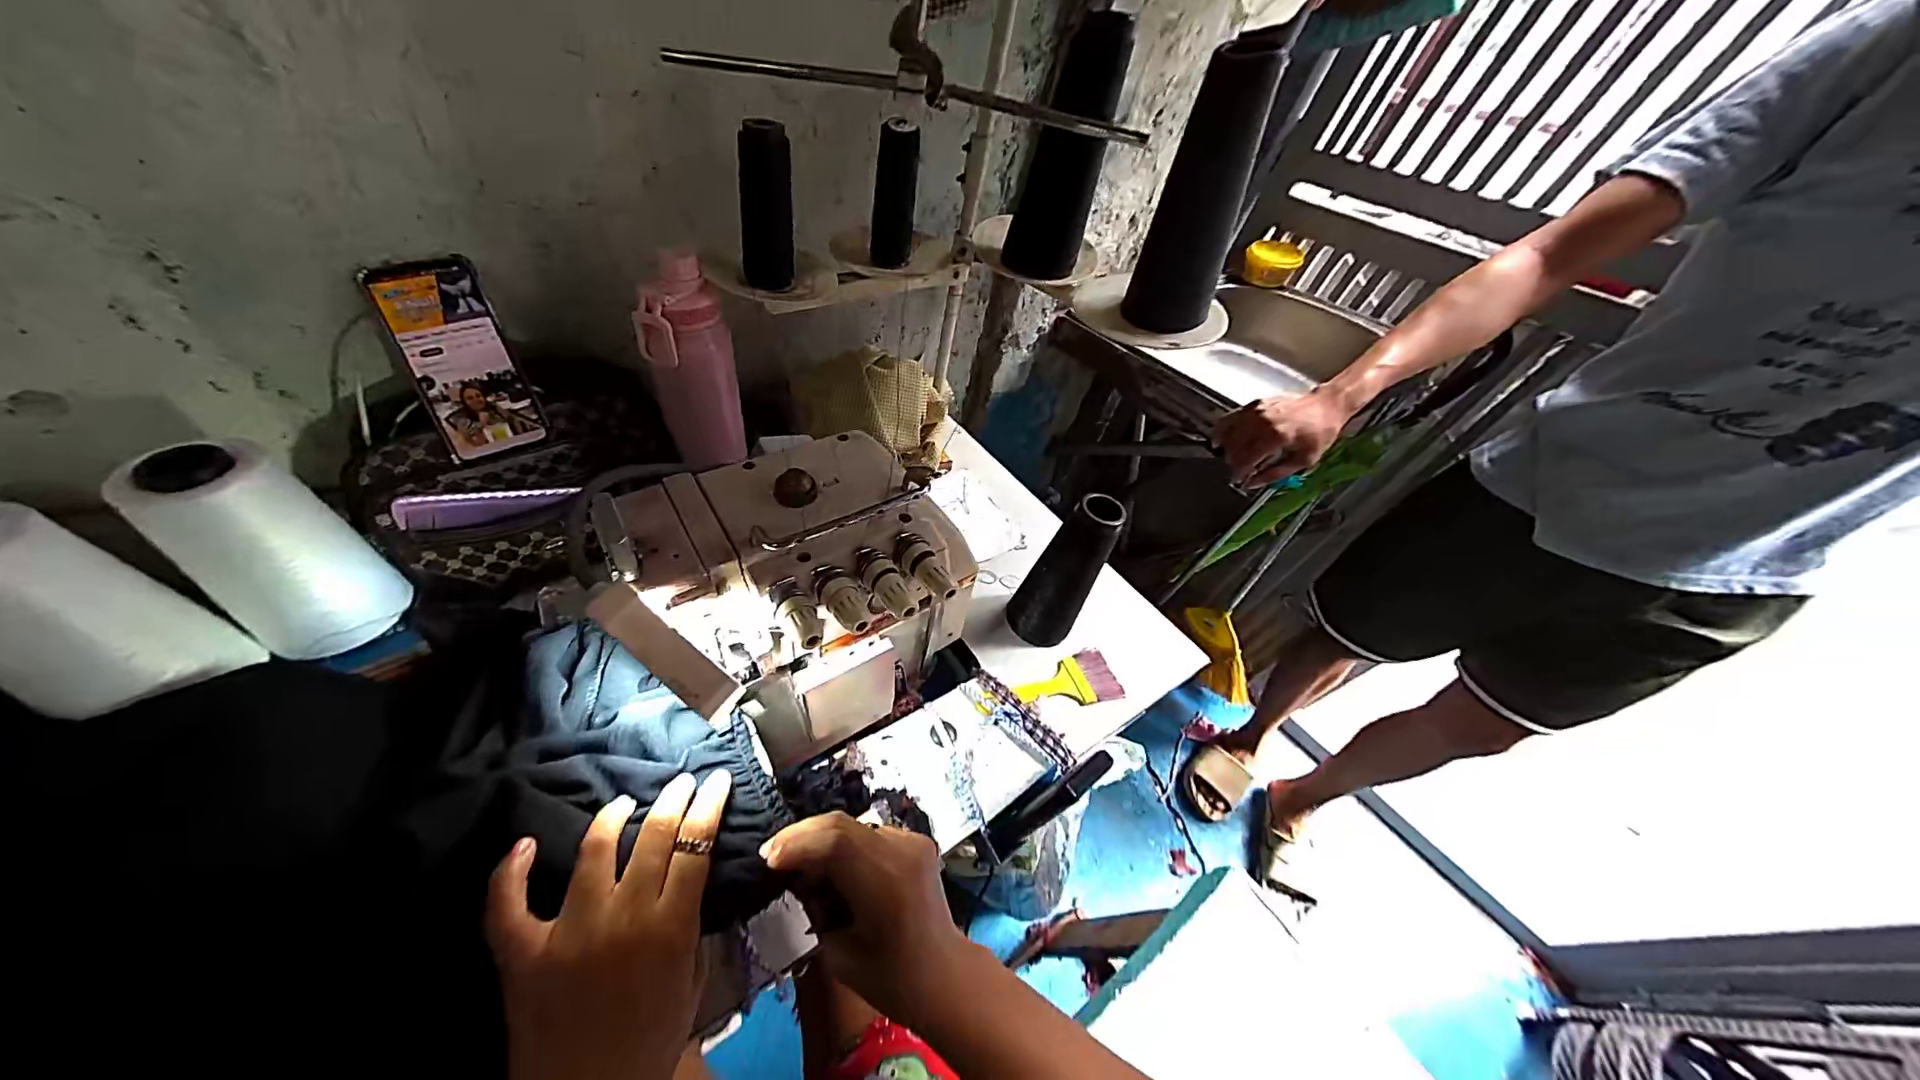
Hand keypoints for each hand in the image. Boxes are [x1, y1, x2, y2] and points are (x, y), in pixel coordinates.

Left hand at [486, 771, 733, 1079]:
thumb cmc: (652, 1039)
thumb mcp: (692, 980)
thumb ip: (693, 926)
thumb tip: (693, 879)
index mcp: (670, 928)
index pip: (696, 846)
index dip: (709, 805)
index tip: (717, 781)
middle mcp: (623, 919)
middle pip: (654, 837)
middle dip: (675, 798)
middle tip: (682, 781)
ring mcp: (569, 932)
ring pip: (594, 851)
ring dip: (613, 815)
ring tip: (623, 803)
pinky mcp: (523, 955)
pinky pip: (507, 905)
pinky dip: (511, 871)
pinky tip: (524, 844)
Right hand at [760, 813, 973, 1025]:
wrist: (943, 973)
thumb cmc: (890, 977)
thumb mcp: (838, 952)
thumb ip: (816, 907)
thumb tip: (798, 876)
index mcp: (885, 882)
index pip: (834, 842)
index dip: (796, 844)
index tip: (768, 859)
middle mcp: (902, 851)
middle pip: (842, 824)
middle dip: (801, 835)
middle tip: (772, 854)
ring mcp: (913, 841)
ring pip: (854, 826)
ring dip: (823, 839)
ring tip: (801, 865)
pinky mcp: (917, 841)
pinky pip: (870, 834)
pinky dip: (846, 845)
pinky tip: (834, 868)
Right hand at [1212, 386, 1355, 486]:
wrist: (1326, 404)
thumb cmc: (1319, 433)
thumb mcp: (1304, 460)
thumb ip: (1275, 474)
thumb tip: (1252, 484)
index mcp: (1275, 437)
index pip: (1246, 459)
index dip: (1238, 472)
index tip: (1237, 480)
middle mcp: (1262, 422)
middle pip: (1234, 446)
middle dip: (1232, 462)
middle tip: (1236, 471)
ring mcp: (1256, 411)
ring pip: (1228, 432)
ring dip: (1224, 447)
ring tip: (1226, 456)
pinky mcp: (1254, 404)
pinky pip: (1230, 418)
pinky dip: (1223, 430)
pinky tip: (1221, 439)